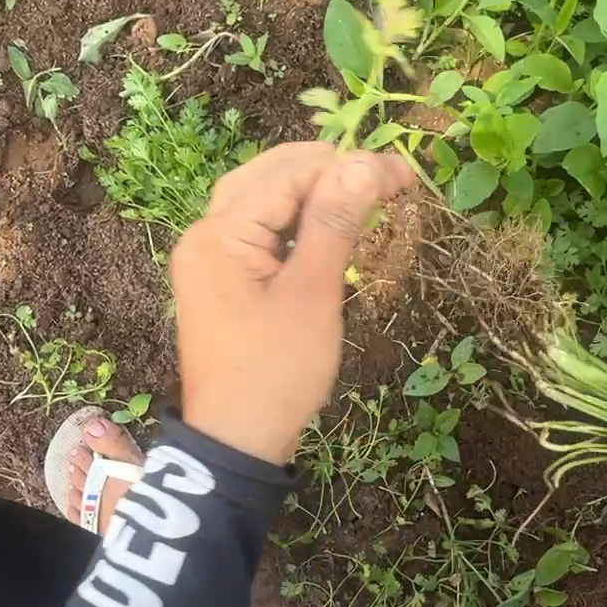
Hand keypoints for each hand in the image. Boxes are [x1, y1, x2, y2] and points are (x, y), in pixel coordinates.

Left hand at [170, 143, 411, 464]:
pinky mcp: (221, 283)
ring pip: (261, 205)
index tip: (403, 174)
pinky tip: (327, 228)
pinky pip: (258, 236)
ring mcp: (208, 261)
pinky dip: (293, 226)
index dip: (347, 166)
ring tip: (363, 194)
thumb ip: (333, 223)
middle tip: (385, 178)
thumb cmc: (277, 372)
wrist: (237, 442)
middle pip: (266, 178)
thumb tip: (364, 163)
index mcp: (219, 235)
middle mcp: (204, 237)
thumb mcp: (311, 295)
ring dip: (310, 195)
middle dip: (327, 172)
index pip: (287, 175)